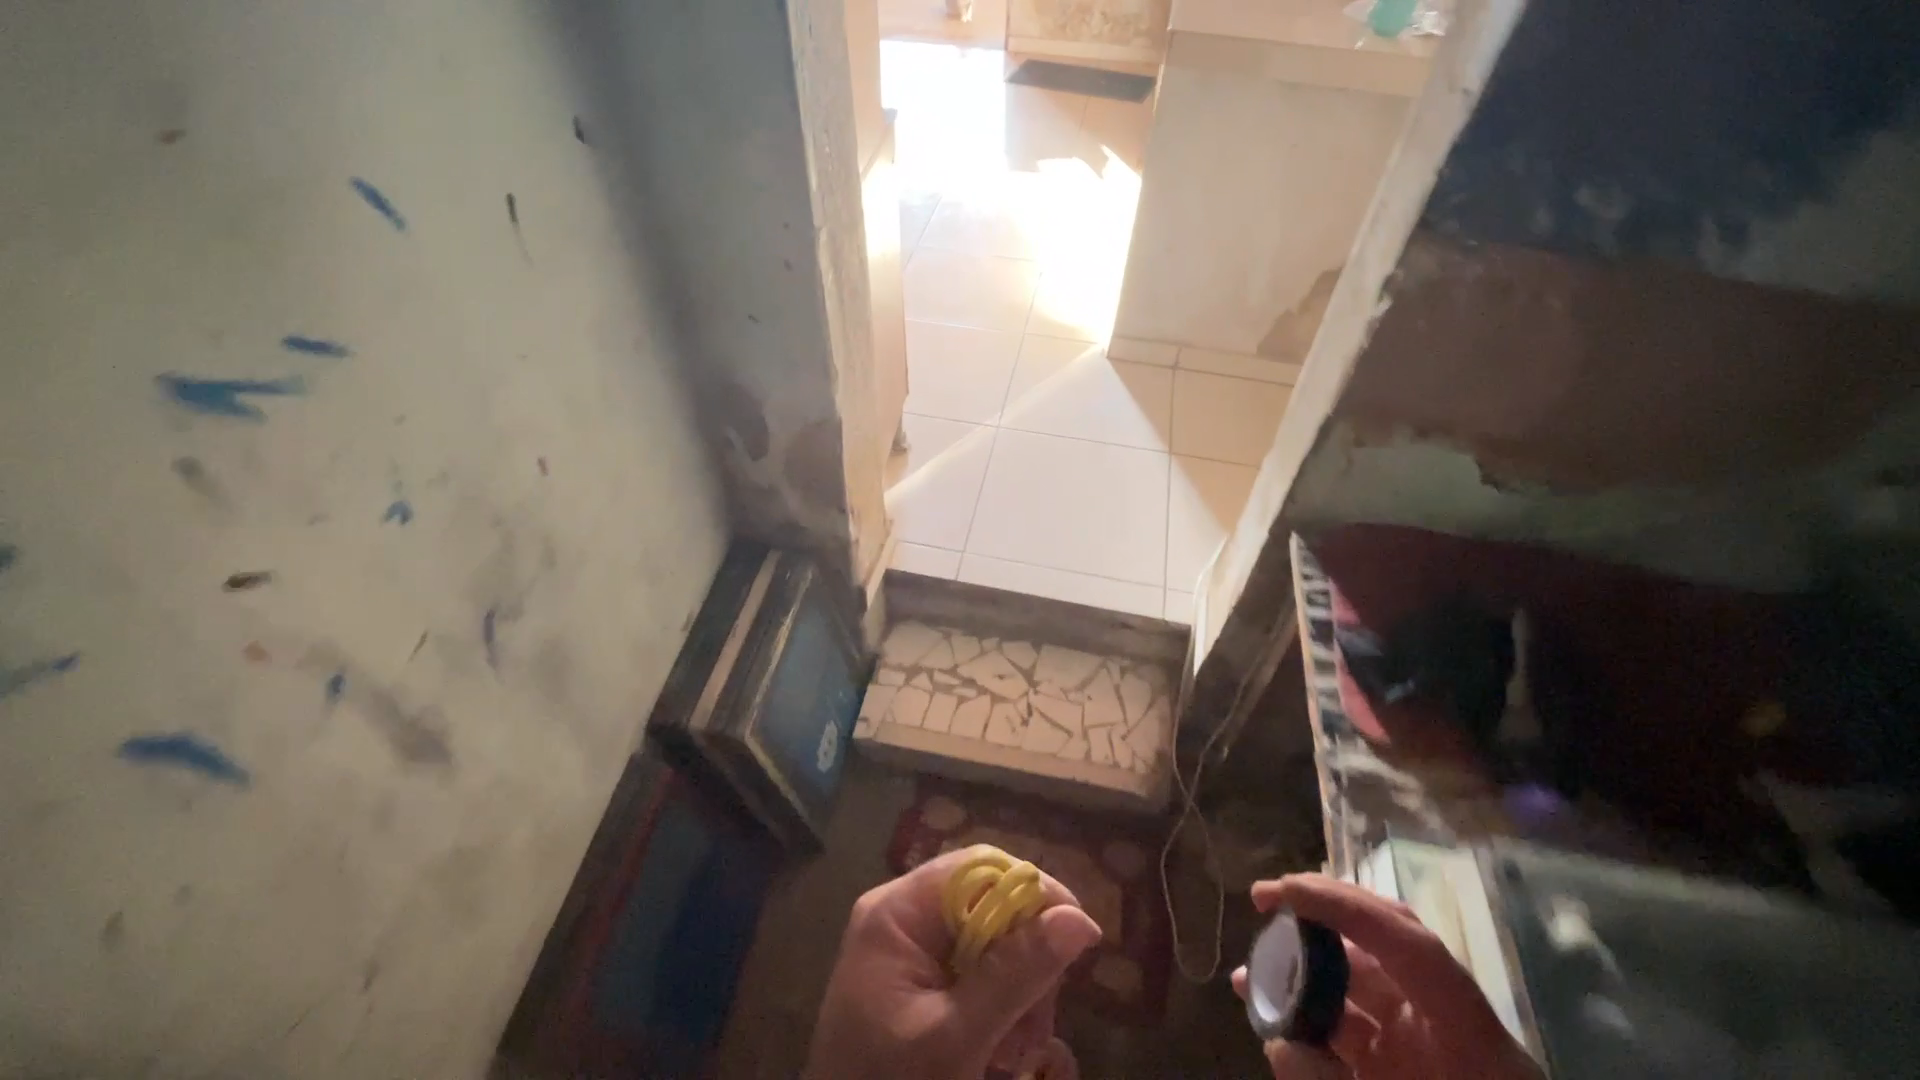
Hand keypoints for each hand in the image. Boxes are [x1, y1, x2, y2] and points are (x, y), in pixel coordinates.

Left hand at [804, 845, 1102, 1079]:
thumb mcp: (956, 1038)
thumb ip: (1014, 976)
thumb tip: (1079, 919)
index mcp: (897, 912)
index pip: (979, 868)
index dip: (1034, 892)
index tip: (1078, 937)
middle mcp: (903, 917)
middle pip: (991, 904)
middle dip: (1027, 959)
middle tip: (1042, 1020)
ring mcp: (911, 951)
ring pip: (993, 943)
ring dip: (1021, 993)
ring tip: (1023, 1050)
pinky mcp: (922, 984)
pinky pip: (979, 974)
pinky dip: (1003, 1008)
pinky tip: (1007, 1052)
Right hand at [1232, 874, 1542, 1079]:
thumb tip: (1281, 1042)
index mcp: (1469, 1038)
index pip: (1410, 945)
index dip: (1345, 907)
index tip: (1282, 891)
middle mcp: (1446, 1026)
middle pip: (1383, 943)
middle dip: (1321, 912)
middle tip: (1262, 897)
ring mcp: (1425, 1045)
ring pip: (1358, 981)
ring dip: (1302, 969)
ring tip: (1248, 975)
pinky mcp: (1403, 1067)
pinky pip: (1350, 1025)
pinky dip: (1308, 1015)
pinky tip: (1270, 1020)